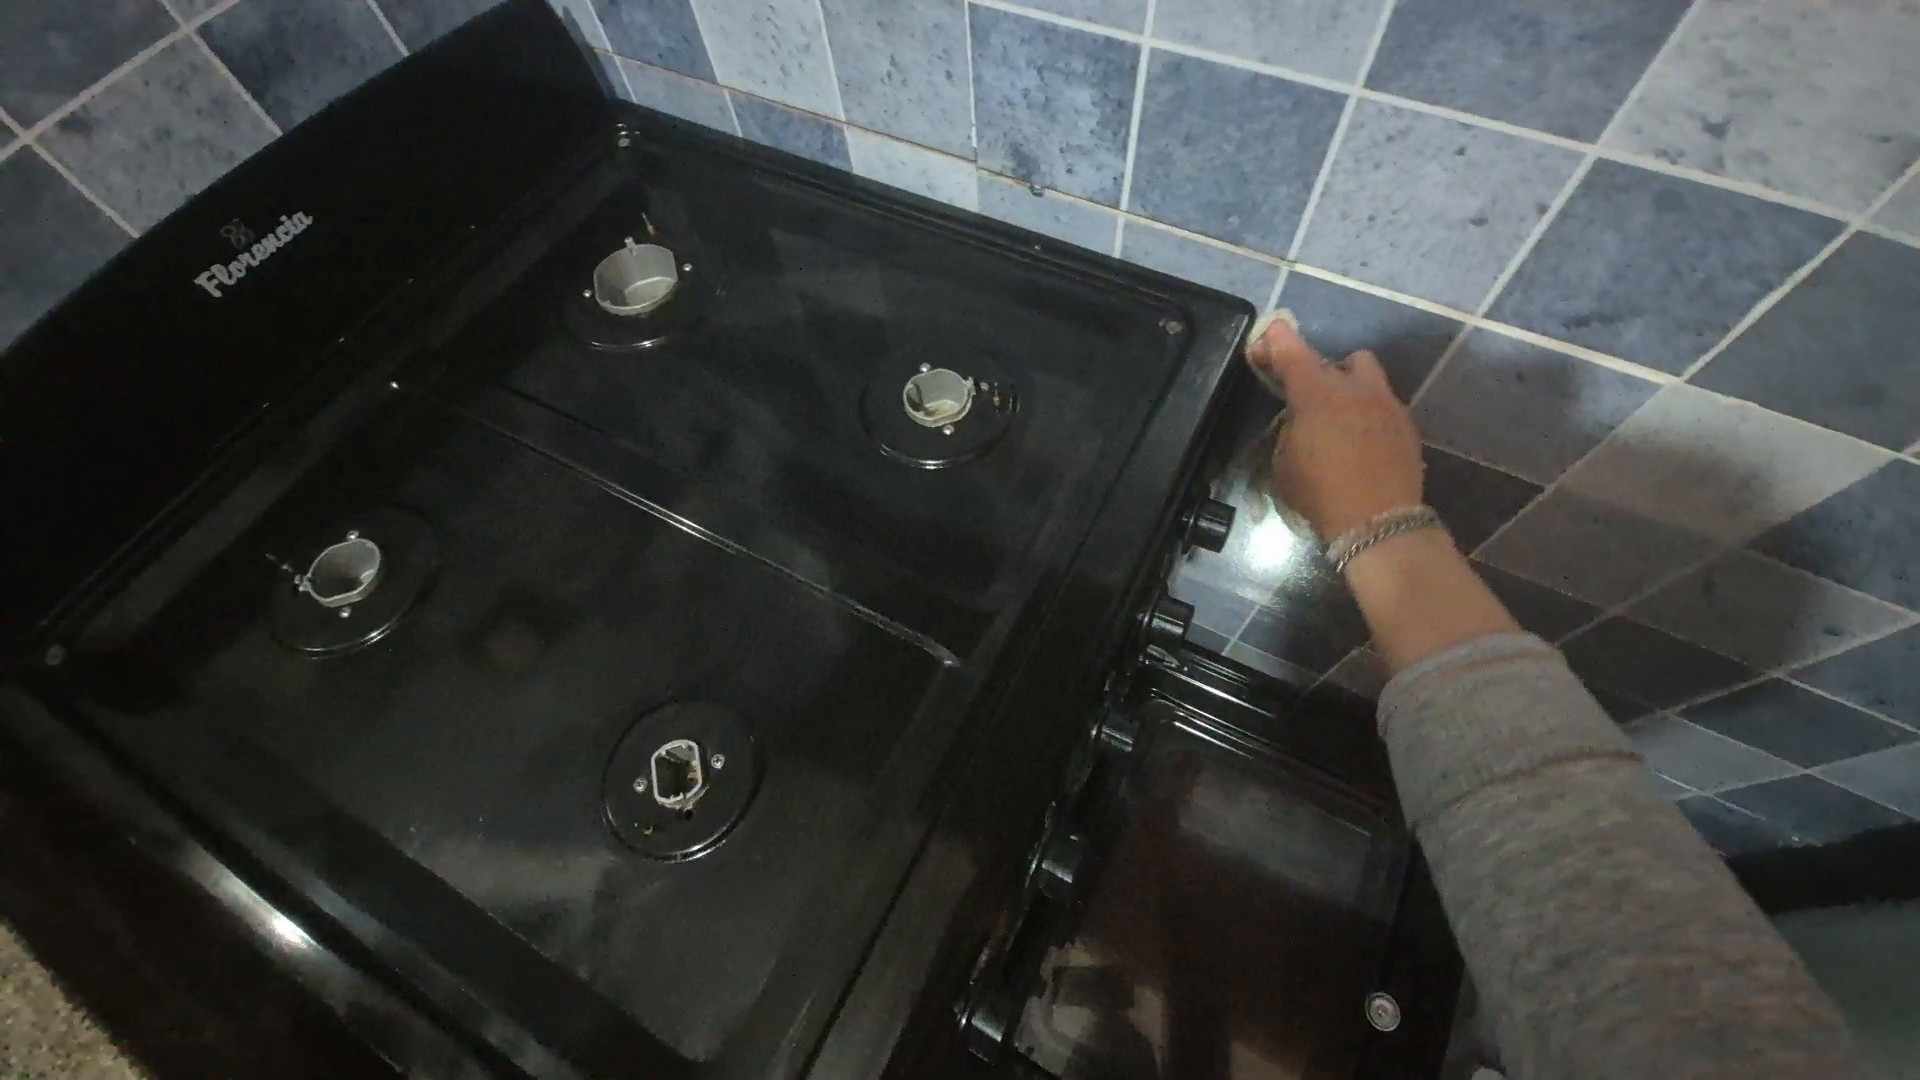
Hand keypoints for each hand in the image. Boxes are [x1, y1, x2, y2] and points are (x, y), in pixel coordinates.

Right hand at [1246, 319, 1424, 541]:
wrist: (1378, 522)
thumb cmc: (1319, 494)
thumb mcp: (1284, 463)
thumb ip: (1290, 429)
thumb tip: (1299, 419)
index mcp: (1317, 396)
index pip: (1291, 350)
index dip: (1275, 340)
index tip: (1264, 342)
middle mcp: (1355, 389)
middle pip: (1334, 360)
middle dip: (1317, 372)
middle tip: (1304, 396)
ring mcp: (1386, 404)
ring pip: (1366, 375)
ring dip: (1348, 386)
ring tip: (1337, 416)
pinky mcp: (1406, 424)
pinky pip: (1382, 404)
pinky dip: (1367, 412)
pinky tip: (1358, 441)